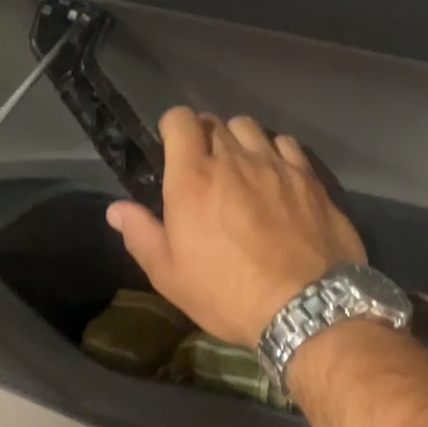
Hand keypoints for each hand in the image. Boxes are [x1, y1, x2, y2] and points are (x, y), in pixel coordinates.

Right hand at [107, 108, 364, 347]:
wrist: (306, 307)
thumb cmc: (228, 294)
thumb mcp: (171, 276)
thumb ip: (142, 235)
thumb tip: (117, 209)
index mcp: (193, 177)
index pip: (180, 119)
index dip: (173, 127)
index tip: (172, 148)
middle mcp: (235, 159)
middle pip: (215, 122)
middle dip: (204, 136)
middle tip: (205, 167)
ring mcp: (276, 165)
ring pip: (251, 129)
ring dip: (239, 141)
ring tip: (241, 168)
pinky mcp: (310, 177)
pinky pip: (287, 145)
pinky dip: (276, 152)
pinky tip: (276, 176)